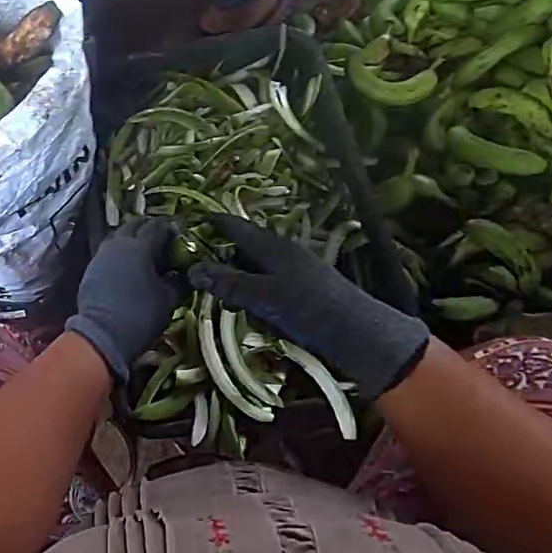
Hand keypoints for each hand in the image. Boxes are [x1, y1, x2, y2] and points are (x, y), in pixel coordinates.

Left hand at [66, 218, 181, 381]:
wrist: (101, 334)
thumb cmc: (140, 315)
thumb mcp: (167, 299)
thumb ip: (177, 282)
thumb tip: (183, 274)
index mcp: (140, 247)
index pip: (157, 227)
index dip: (169, 228)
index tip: (178, 233)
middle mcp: (119, 244)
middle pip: (134, 226)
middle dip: (148, 227)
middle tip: (160, 238)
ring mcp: (102, 255)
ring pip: (118, 236)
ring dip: (131, 237)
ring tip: (143, 249)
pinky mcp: (91, 268)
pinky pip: (108, 250)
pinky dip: (120, 251)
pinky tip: (127, 264)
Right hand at [187, 216, 428, 398]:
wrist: (357, 332)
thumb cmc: (308, 308)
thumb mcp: (263, 297)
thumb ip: (230, 283)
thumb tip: (194, 270)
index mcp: (274, 246)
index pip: (238, 228)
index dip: (217, 223)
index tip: (197, 220)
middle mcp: (285, 253)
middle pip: (248, 249)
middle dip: (227, 259)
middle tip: (205, 275)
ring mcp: (298, 270)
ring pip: (260, 269)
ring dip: (243, 281)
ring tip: (230, 299)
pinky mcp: (306, 290)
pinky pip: (273, 285)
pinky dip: (259, 294)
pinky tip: (258, 312)